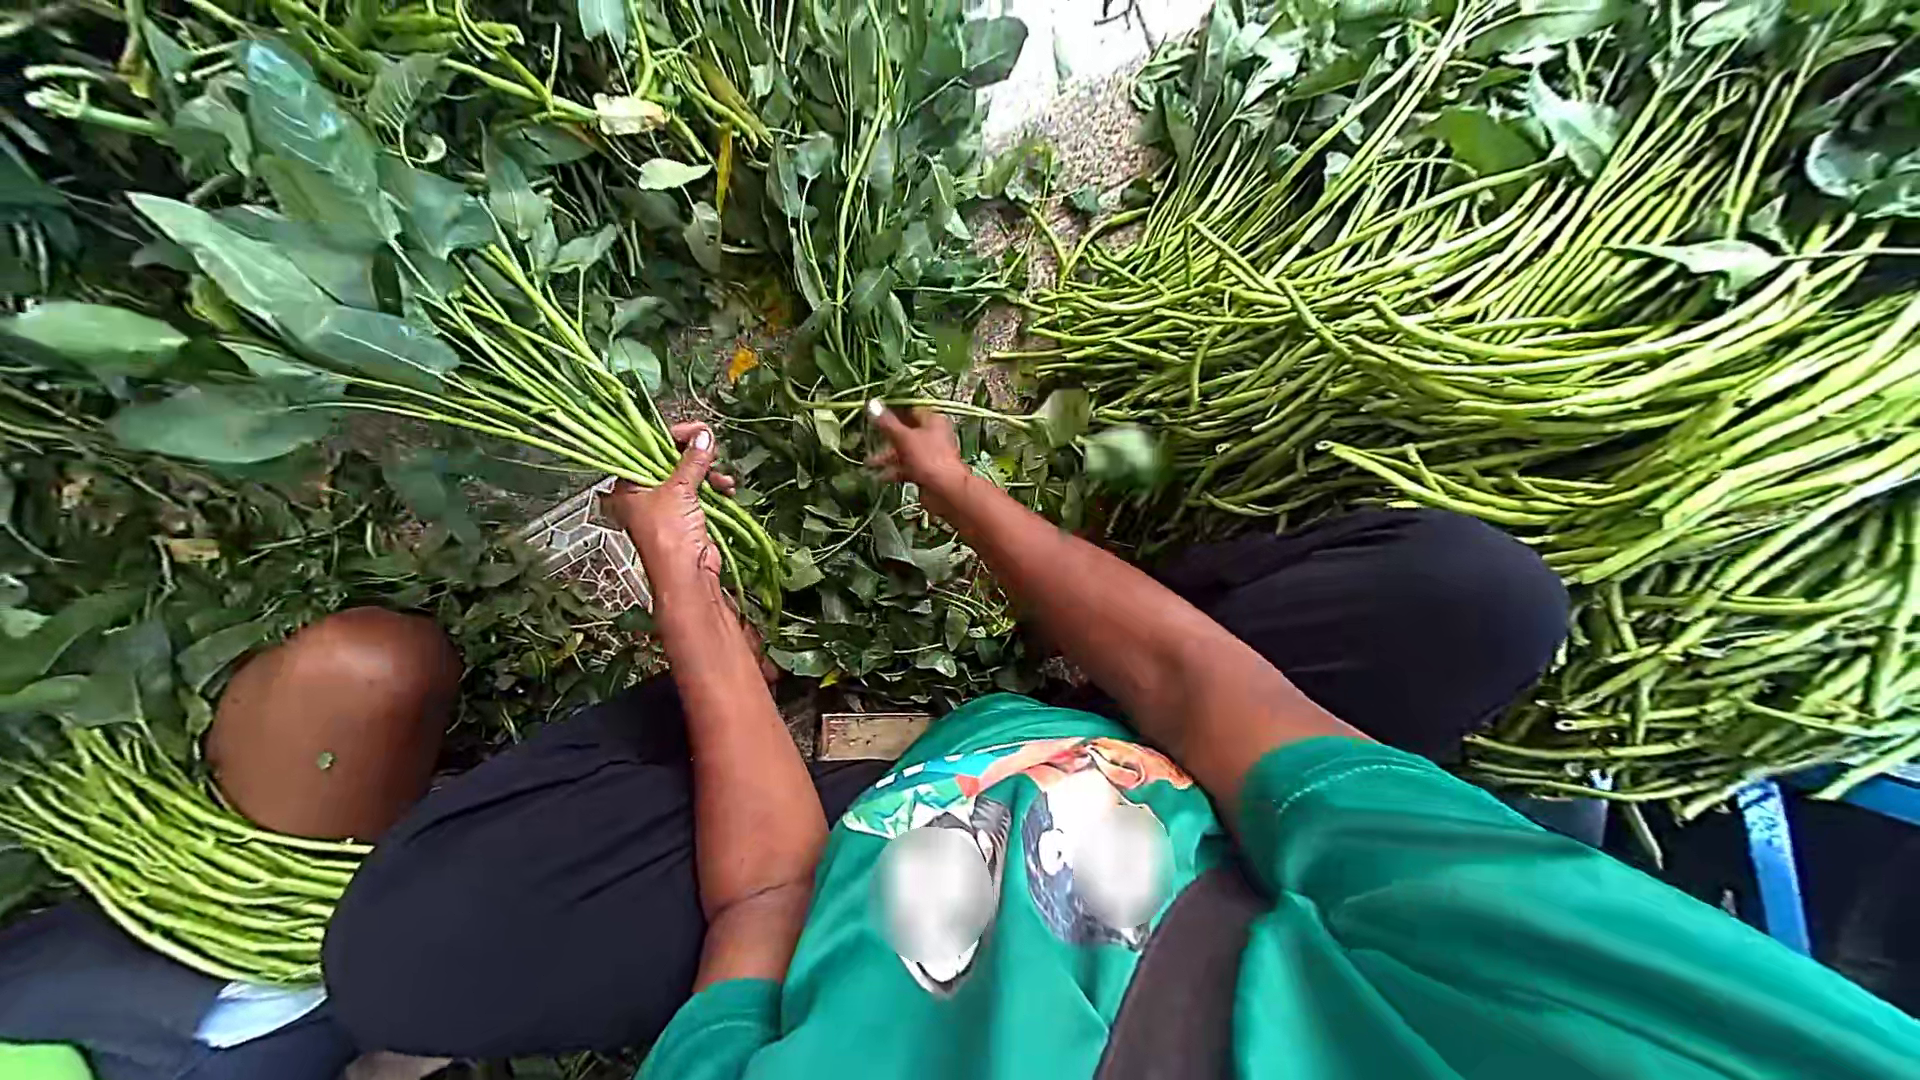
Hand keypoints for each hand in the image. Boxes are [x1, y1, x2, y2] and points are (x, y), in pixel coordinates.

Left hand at [601, 422, 735, 588]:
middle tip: (712, 449)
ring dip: (710, 474)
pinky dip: (715, 490)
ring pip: (690, 477)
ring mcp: (668, 506)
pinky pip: (702, 494)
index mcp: (629, 485)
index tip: (696, 430)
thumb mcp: (678, 489)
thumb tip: (704, 436)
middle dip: (696, 456)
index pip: (647, 447)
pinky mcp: (688, 517)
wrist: (686, 574)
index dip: (672, 435)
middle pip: (671, 461)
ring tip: (722, 479)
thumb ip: (692, 460)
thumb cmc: (668, 535)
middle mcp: (645, 493)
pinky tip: (726, 490)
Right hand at [865, 401, 972, 517]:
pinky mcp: (927, 472)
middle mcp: (933, 435)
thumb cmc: (927, 458)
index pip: (910, 410)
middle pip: (906, 432)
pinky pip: (908, 467)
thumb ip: (887, 423)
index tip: (873, 415)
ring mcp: (930, 455)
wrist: (946, 491)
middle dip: (886, 438)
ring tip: (869, 463)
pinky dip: (895, 471)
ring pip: (905, 451)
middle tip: (869, 440)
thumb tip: (871, 403)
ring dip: (887, 457)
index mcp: (933, 421)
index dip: (891, 412)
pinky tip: (880, 476)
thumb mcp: (904, 438)